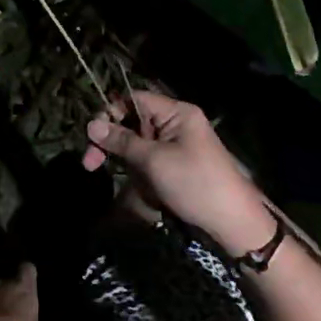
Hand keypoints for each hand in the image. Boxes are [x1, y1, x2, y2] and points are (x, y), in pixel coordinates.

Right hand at [82, 91, 276, 255]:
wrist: (230, 221)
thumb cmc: (194, 184)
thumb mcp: (154, 160)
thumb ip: (122, 141)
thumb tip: (92, 124)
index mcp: (177, 112)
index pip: (134, 99)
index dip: (110, 112)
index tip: (92, 135)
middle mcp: (175, 124)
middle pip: (132, 122)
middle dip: (109, 140)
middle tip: (89, 164)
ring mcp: (174, 146)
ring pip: (135, 144)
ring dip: (120, 159)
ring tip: (105, 175)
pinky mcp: (173, 166)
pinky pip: (146, 161)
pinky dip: (134, 171)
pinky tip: (131, 185)